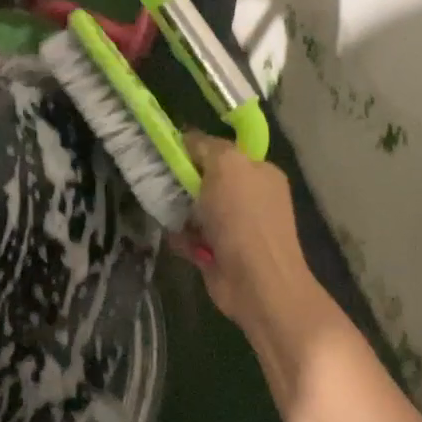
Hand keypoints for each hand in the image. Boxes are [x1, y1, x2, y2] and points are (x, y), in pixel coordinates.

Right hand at [177, 132, 339, 364]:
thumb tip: (187, 138)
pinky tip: (184, 244)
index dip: (195, 150)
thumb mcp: (226, 165)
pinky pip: (191, 237)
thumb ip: (206, 145)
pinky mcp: (221, 252)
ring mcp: (236, 227)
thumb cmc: (243, 218)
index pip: (221, 151)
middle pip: (204, 180)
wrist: (257, 283)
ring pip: (193, 209)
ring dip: (179, 214)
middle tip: (162, 186)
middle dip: (182, 185)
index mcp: (258, 172)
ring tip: (172, 219)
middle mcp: (250, 197)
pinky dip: (184, 240)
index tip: (169, 154)